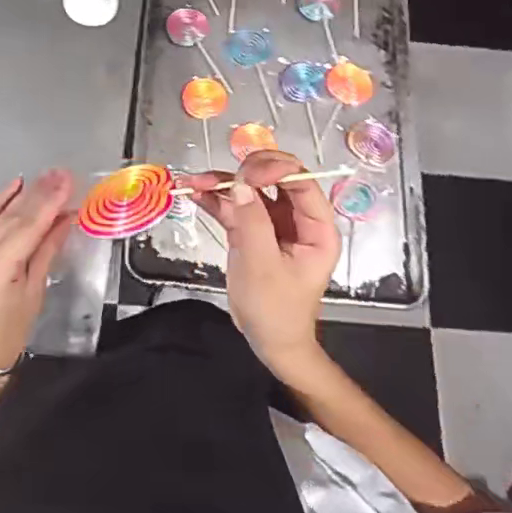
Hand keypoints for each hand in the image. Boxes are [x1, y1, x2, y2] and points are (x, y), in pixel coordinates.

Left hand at [0, 169, 75, 376]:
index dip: (49, 203)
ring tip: (48, 176)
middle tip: (63, 173)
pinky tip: (16, 186)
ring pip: (0, 217)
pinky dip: (0, 202)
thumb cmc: (11, 332)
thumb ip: (47, 251)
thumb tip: (65, 218)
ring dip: (25, 195)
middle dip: (40, 194)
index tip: (67, 181)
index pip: (27, 228)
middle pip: (14, 218)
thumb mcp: (35, 292)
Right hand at [187, 151, 340, 376]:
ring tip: (194, 182)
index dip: (275, 171)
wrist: (268, 342)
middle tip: (220, 178)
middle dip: (246, 173)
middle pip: (274, 180)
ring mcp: (272, 225)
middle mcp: (296, 220)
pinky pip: (234, 208)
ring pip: (250, 191)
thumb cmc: (276, 310)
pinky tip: (195, 193)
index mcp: (316, 228)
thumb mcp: (263, 267)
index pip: (301, 183)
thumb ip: (253, 223)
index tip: (246, 176)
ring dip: (223, 184)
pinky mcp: (250, 234)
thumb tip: (240, 185)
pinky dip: (215, 200)